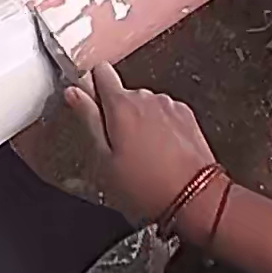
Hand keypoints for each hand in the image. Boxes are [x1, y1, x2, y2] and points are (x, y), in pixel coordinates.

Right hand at [63, 62, 216, 224]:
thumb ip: (88, 118)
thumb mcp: (104, 158)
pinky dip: (160, 127)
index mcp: (120, 104)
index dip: (92, 87)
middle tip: (118, 145)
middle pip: (122, 92)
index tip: (92, 106)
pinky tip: (161, 152)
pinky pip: (163, 113)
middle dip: (116, 112)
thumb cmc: (148, 185)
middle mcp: (145, 97)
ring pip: (143, 104)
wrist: (198, 200)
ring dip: (139, 121)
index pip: (99, 72)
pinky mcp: (186, 116)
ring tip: (142, 154)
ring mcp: (168, 105)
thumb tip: (73, 93)